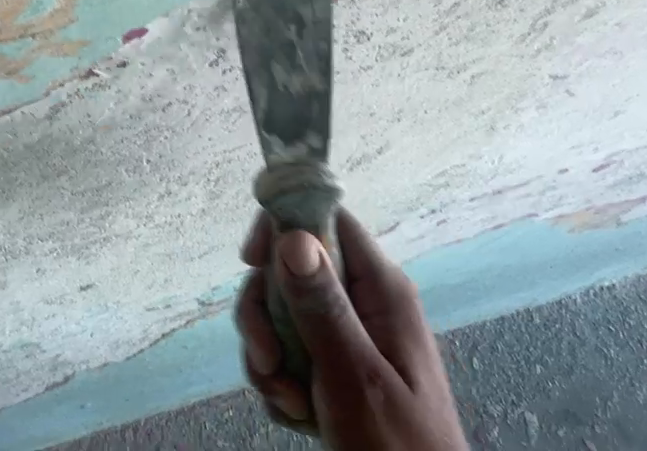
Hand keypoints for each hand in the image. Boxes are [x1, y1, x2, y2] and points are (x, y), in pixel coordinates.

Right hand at [235, 210, 467, 450]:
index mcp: (380, 288)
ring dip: (268, 355)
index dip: (281, 228)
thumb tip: (291, 234)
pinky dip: (278, 379)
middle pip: (289, 269)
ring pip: (279, 311)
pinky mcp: (334, 363)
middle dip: (264, 313)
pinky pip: (286, 348)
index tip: (250, 261)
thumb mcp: (355, 377)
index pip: (323, 218)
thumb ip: (322, 306)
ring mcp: (347, 332)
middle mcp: (363, 299)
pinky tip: (296, 413)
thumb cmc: (397, 448)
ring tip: (287, 400)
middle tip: (267, 358)